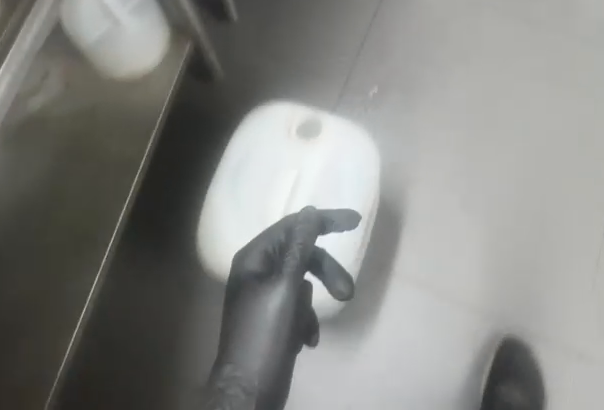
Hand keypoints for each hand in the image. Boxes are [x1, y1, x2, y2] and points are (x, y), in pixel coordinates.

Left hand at [203, 206, 360, 409]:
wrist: (247, 394)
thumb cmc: (263, 335)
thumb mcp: (285, 287)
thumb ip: (299, 248)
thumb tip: (310, 212)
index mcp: (255, 258)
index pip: (294, 226)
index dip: (325, 221)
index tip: (356, 221)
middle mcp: (258, 273)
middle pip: (302, 257)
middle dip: (325, 272)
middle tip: (347, 292)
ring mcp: (265, 298)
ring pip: (302, 284)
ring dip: (313, 304)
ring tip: (314, 331)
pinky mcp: (273, 322)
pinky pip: (298, 309)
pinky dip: (306, 321)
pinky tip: (306, 340)